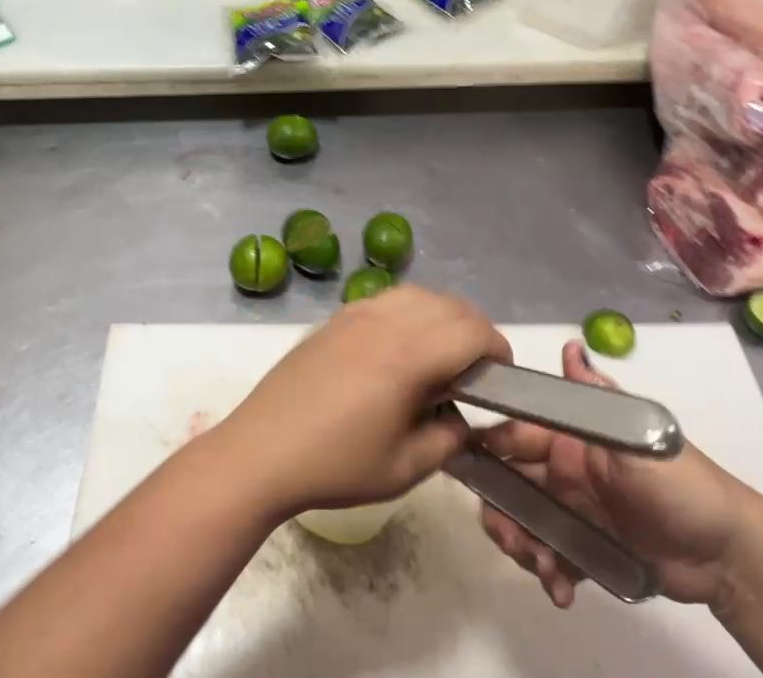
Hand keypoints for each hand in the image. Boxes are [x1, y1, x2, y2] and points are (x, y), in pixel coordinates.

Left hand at [211, 285, 511, 517]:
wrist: (260, 452)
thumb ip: (450, 438)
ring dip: (443, 316)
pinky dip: (410, 312)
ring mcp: (356, 314)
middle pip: (451, 306)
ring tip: (441, 356)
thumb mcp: (406, 468)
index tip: (502, 378)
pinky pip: (387, 299)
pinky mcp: (335, 319)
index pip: (473, 331)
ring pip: (419, 294)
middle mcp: (385, 321)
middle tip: (476, 372)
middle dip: (475, 332)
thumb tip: (466, 418)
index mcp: (408, 356)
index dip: (499, 350)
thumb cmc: (336, 465)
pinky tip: (400, 348)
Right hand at [479, 340, 745, 609]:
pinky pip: (549, 558)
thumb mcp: (637, 438)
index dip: (487, 450)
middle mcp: (564, 470)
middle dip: (501, 511)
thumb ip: (596, 400)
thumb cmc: (680, 486)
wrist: (727, 553)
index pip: (514, 435)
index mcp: (571, 438)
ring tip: (544, 569)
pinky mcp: (584, 549)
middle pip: (507, 483)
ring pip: (522, 522)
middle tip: (516, 540)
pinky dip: (548, 574)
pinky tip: (561, 590)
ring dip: (522, 546)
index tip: (465, 470)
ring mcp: (572, 512)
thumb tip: (570, 346)